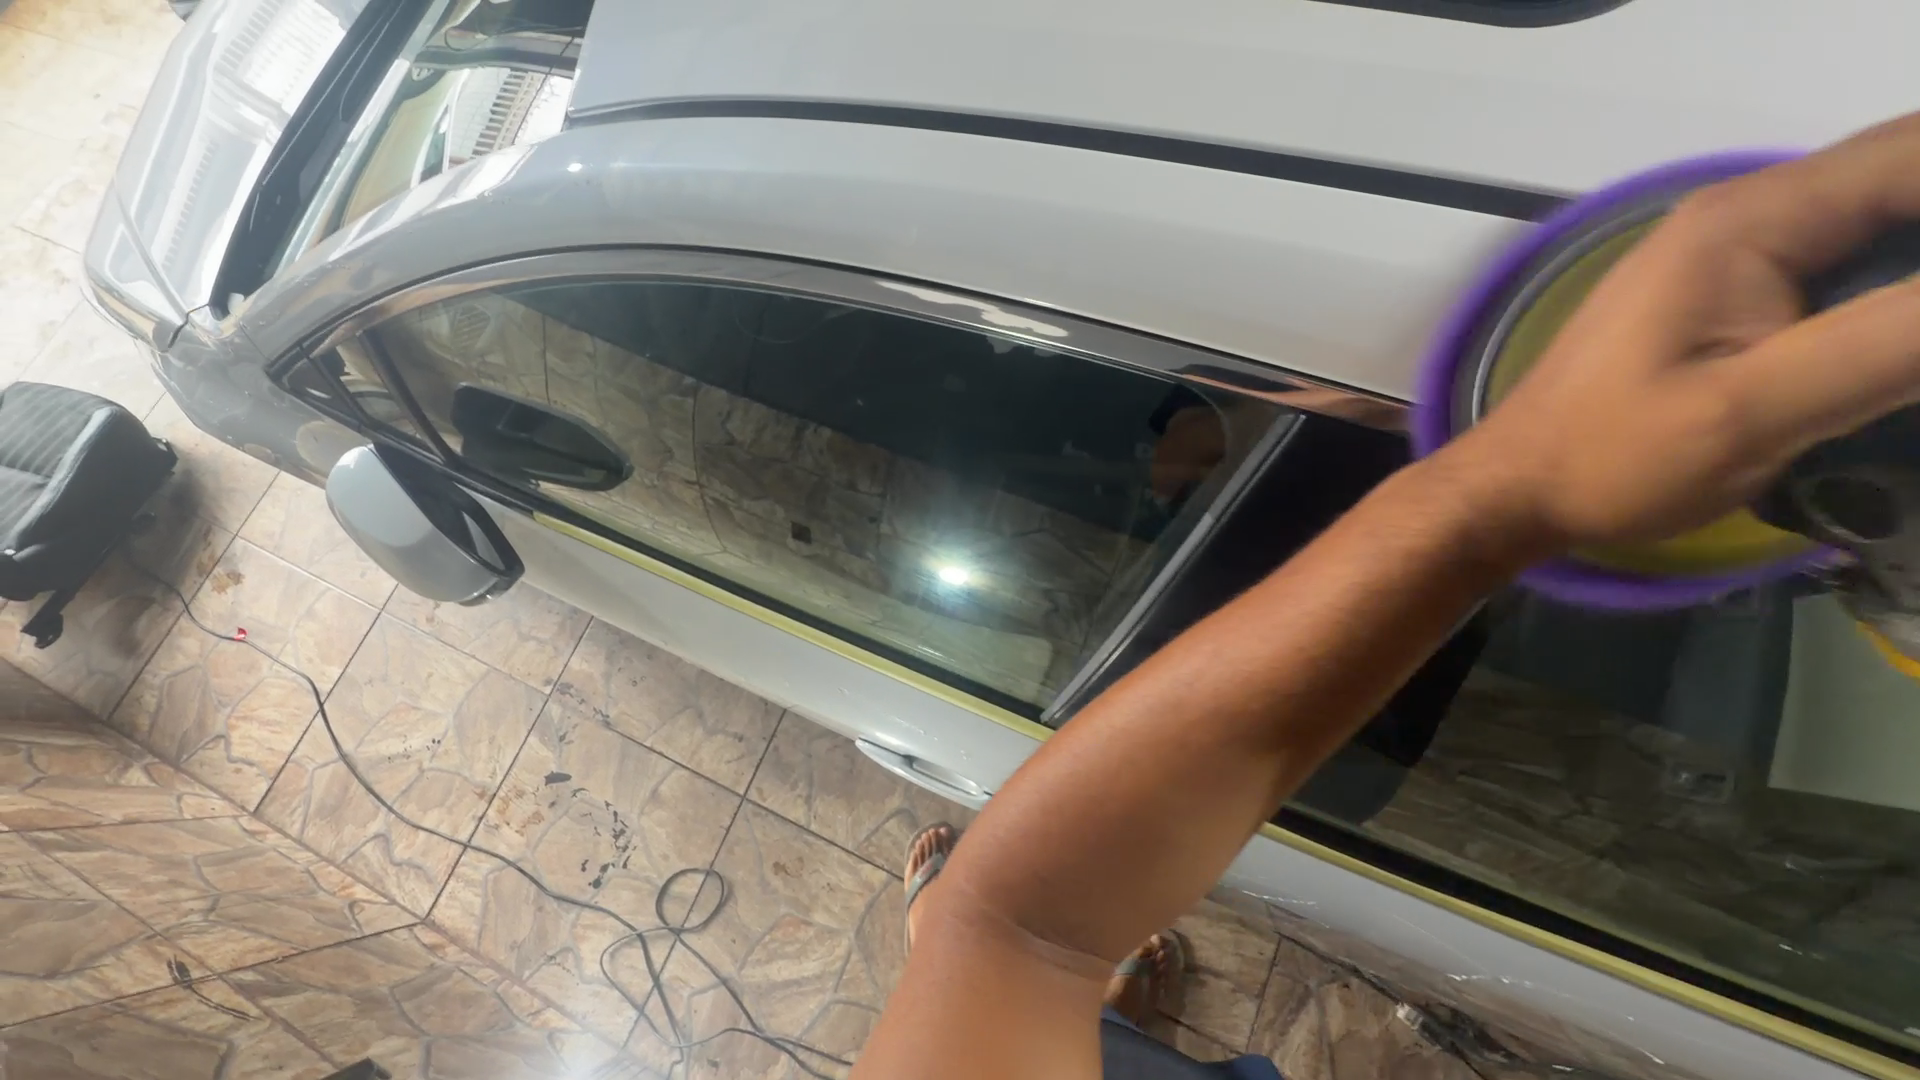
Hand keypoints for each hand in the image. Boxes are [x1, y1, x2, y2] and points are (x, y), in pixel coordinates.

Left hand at [1438, 112, 1919, 554]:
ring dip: (1913, 290)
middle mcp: (1738, 221)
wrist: (1512, 491)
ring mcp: (1724, 264)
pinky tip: (1889, 367)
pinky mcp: (1719, 308)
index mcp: (1746, 220)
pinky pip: (1839, 282)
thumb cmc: (1608, 457)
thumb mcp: (1756, 406)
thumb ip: (1904, 335)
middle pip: (1911, 190)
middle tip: (1917, 353)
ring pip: (1884, 237)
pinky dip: (1886, 313)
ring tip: (1899, 369)